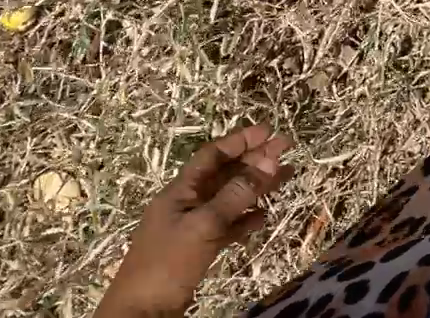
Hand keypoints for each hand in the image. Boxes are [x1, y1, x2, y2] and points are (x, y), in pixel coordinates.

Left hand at [97, 124, 294, 317]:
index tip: (268, 131)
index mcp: (179, 192)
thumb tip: (271, 160)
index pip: (212, 156)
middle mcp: (186, 204)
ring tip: (288, 174)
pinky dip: (246, 218)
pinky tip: (264, 215)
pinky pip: (228, 225)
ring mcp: (192, 227)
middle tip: (287, 146)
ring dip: (258, 186)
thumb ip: (238, 193)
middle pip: (225, 174)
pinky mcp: (199, 249)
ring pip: (231, 198)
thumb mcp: (204, 224)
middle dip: (256, 159)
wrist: (140, 317)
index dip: (239, 140)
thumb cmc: (167, 263)